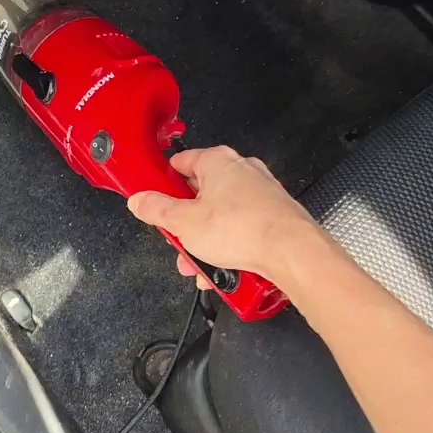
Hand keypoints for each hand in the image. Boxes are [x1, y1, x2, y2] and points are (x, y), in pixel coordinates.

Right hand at [126, 146, 328, 289]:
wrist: (291, 252)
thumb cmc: (244, 230)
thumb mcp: (183, 223)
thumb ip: (156, 210)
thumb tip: (140, 201)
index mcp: (217, 162)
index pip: (180, 163)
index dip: (163, 182)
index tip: (153, 199)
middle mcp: (241, 171)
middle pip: (200, 195)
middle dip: (185, 225)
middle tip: (178, 244)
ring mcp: (260, 193)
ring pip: (221, 217)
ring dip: (206, 244)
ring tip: (201, 267)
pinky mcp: (272, 216)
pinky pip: (241, 231)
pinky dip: (229, 249)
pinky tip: (224, 271)